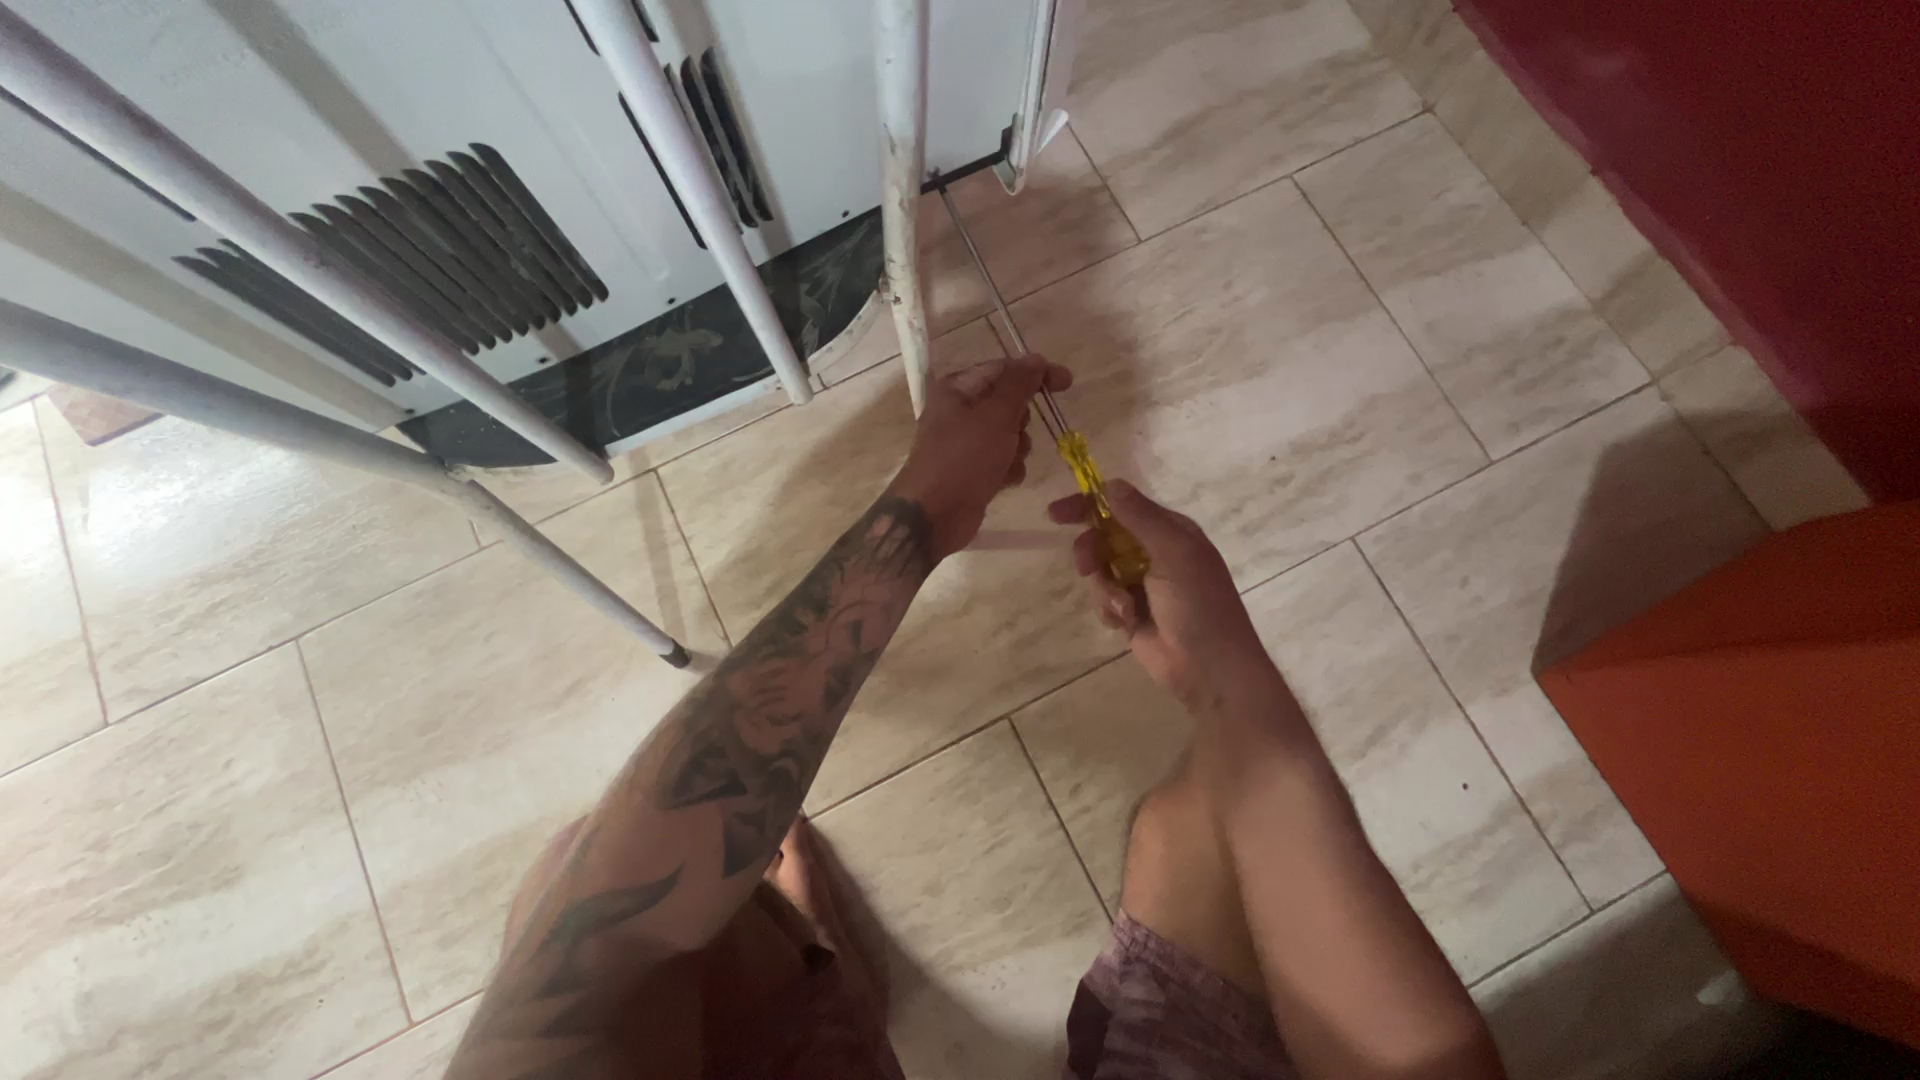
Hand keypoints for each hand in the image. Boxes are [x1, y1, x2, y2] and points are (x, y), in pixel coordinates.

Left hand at [888, 354, 1072, 559]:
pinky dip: (1008, 469)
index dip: (1035, 373)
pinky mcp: (973, 470)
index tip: (1066, 383)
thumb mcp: (995, 416)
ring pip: (1011, 435)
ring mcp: (966, 443)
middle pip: (1008, 404)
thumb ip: (1019, 385)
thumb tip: (1036, 359)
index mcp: (958, 389)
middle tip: (1015, 432)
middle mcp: (959, 411)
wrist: (934, 515)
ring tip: (1006, 461)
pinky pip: (1004, 461)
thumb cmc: (963, 458)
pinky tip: (1002, 481)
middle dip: (1022, 420)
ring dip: (1018, 448)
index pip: (1004, 370)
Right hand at [1049, 481, 1276, 709]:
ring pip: (1099, 570)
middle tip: (1086, 566)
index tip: (1056, 514)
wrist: (1209, 668)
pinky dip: (1109, 609)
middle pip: (1103, 537)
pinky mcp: (1130, 611)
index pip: (1121, 506)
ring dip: (1104, 588)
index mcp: (1170, 531)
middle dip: (1091, 552)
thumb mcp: (1174, 553)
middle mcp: (1154, 552)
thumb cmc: (1199, 604)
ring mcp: (1140, 583)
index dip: (1088, 506)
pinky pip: (1102, 599)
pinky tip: (1126, 622)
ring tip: (1124, 606)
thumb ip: (1141, 518)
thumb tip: (1110, 484)